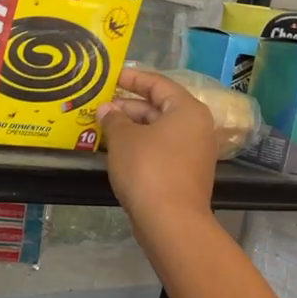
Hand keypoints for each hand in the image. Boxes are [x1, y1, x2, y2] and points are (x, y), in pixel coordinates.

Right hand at [97, 67, 217, 224]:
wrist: (170, 221)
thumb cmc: (148, 169)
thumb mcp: (124, 139)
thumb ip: (113, 119)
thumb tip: (106, 110)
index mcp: (187, 110)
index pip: (158, 83)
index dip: (132, 78)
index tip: (111, 76)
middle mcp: (196, 127)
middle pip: (159, 107)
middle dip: (128, 106)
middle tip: (100, 106)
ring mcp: (193, 152)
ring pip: (159, 131)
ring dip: (132, 128)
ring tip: (103, 127)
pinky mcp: (185, 174)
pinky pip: (161, 150)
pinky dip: (140, 146)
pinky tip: (117, 151)